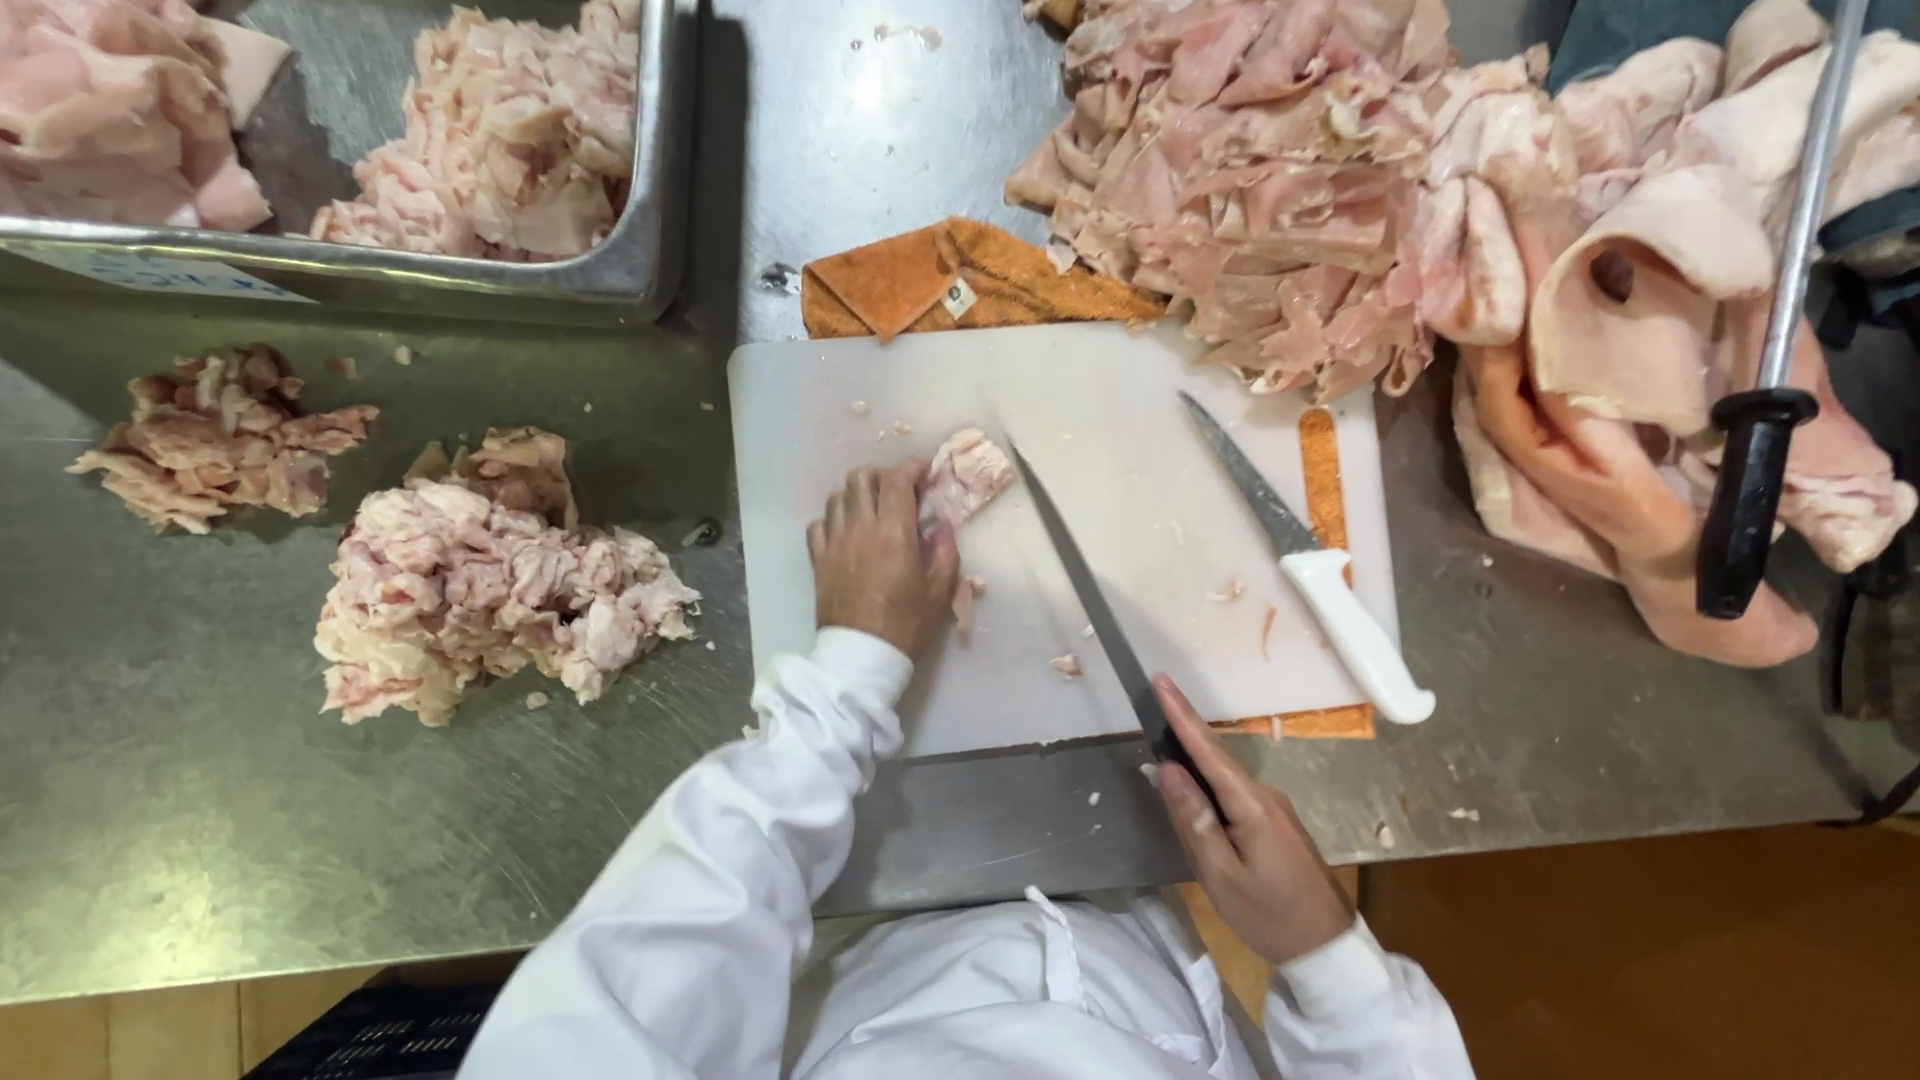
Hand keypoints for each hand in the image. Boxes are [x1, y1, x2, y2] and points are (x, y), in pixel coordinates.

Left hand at [808, 460, 960, 656]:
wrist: (862, 657)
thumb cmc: (906, 624)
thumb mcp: (940, 591)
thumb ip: (945, 551)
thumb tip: (942, 525)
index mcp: (893, 533)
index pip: (897, 480)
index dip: (912, 467)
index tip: (925, 471)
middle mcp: (860, 529)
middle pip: (861, 478)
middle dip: (882, 476)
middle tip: (898, 491)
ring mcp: (834, 543)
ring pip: (837, 496)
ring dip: (857, 495)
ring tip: (871, 509)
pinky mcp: (818, 560)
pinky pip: (818, 524)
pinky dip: (833, 519)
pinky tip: (846, 531)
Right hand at [1152, 675, 1354, 964]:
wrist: (1326, 948)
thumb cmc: (1268, 915)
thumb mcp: (1221, 875)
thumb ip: (1194, 820)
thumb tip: (1168, 769)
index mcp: (1252, 806)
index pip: (1209, 750)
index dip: (1182, 714)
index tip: (1160, 680)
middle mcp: (1265, 795)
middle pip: (1216, 756)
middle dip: (1184, 727)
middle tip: (1153, 700)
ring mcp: (1274, 808)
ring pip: (1224, 778)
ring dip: (1194, 762)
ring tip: (1162, 753)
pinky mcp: (1276, 822)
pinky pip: (1234, 794)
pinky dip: (1209, 786)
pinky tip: (1193, 797)